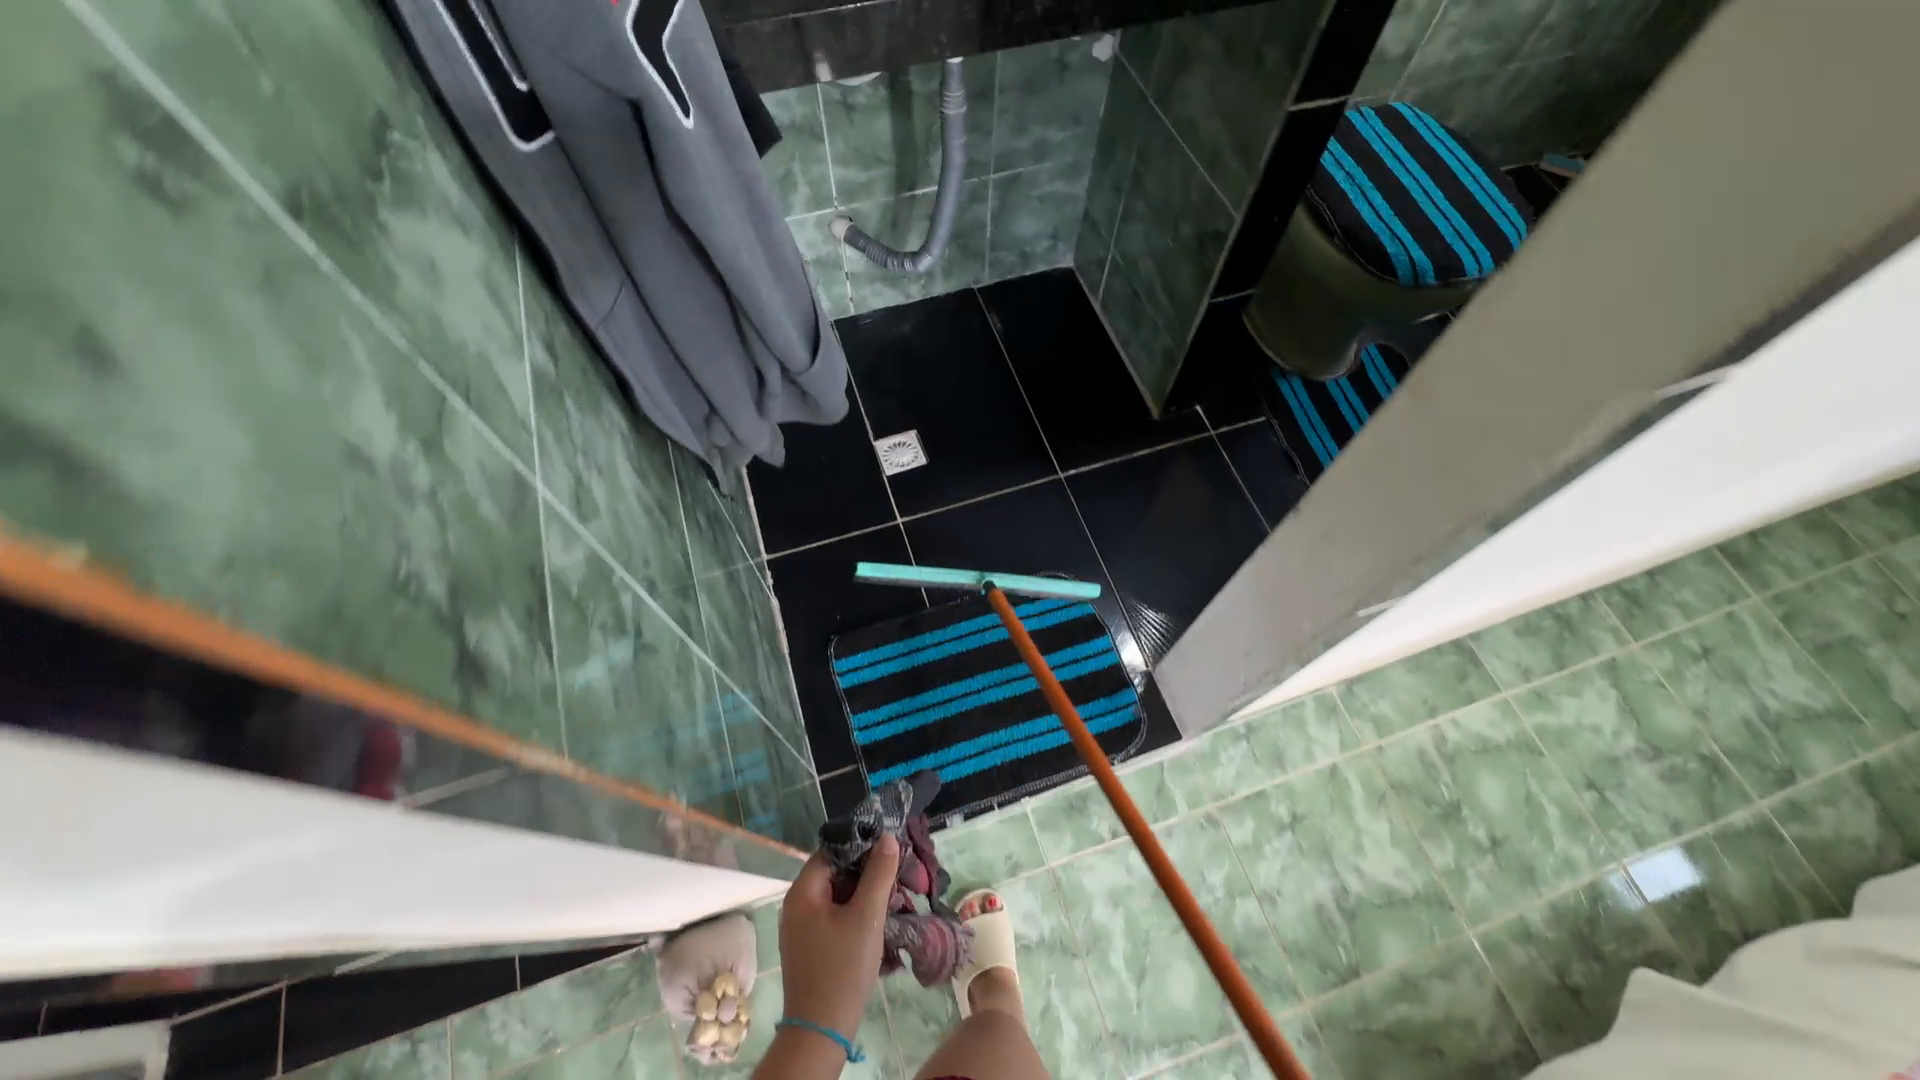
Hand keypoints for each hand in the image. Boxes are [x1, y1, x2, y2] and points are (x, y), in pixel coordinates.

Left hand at [777, 835, 899, 1036]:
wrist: (822, 1028)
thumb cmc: (843, 967)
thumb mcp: (867, 916)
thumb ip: (878, 874)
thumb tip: (886, 837)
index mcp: (802, 892)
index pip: (831, 852)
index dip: (860, 847)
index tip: (889, 850)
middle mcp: (796, 905)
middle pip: (835, 874)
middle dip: (867, 874)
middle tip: (897, 877)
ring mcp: (801, 928)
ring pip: (837, 898)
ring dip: (864, 896)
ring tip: (894, 900)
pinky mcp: (810, 947)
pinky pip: (834, 918)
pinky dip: (855, 915)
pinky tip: (879, 923)